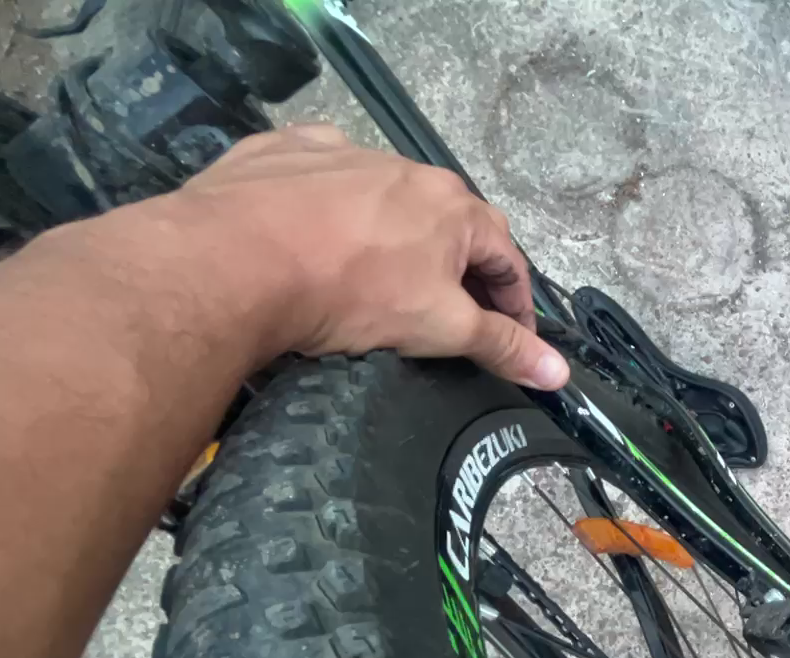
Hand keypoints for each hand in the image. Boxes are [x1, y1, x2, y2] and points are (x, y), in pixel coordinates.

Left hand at [133, 124, 568, 387]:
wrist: (228, 263)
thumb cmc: (354, 295)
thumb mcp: (444, 329)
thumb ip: (507, 347)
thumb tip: (561, 375)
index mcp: (457, 208)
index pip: (511, 263)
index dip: (518, 309)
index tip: (511, 342)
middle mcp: (409, 168)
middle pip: (457, 228)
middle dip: (465, 271)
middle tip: (453, 313)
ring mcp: (343, 152)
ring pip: (395, 200)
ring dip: (405, 237)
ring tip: (385, 277)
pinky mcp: (283, 149)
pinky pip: (329, 177)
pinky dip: (340, 204)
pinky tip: (326, 232)